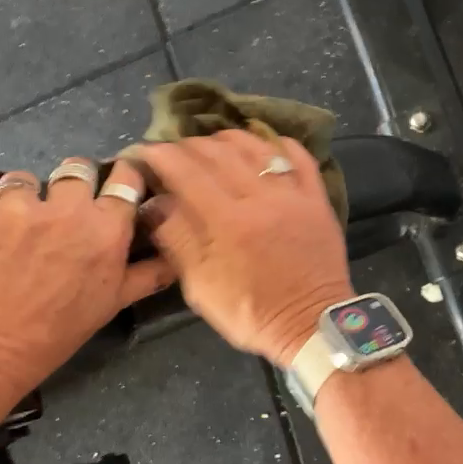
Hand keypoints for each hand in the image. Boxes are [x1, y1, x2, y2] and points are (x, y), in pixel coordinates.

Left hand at [0, 157, 174, 451]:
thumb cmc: (55, 332)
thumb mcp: (111, 304)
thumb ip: (147, 274)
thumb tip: (176, 258)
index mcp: (106, 228)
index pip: (125, 178)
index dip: (121, 177)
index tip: (114, 184)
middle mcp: (64, 208)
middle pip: (76, 168)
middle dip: (73, 181)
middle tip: (62, 207)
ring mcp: (13, 207)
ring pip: (24, 180)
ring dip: (24, 198)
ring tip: (13, 227)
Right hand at [133, 131, 351, 365]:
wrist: (312, 324)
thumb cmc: (251, 312)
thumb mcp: (201, 286)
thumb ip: (178, 240)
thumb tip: (154, 202)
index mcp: (226, 222)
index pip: (186, 172)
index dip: (160, 155)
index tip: (144, 150)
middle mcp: (260, 198)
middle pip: (218, 153)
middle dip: (189, 145)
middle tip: (174, 150)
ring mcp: (293, 195)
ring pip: (257, 148)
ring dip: (230, 139)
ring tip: (212, 142)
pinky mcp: (317, 199)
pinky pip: (301, 159)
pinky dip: (280, 144)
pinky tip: (265, 142)